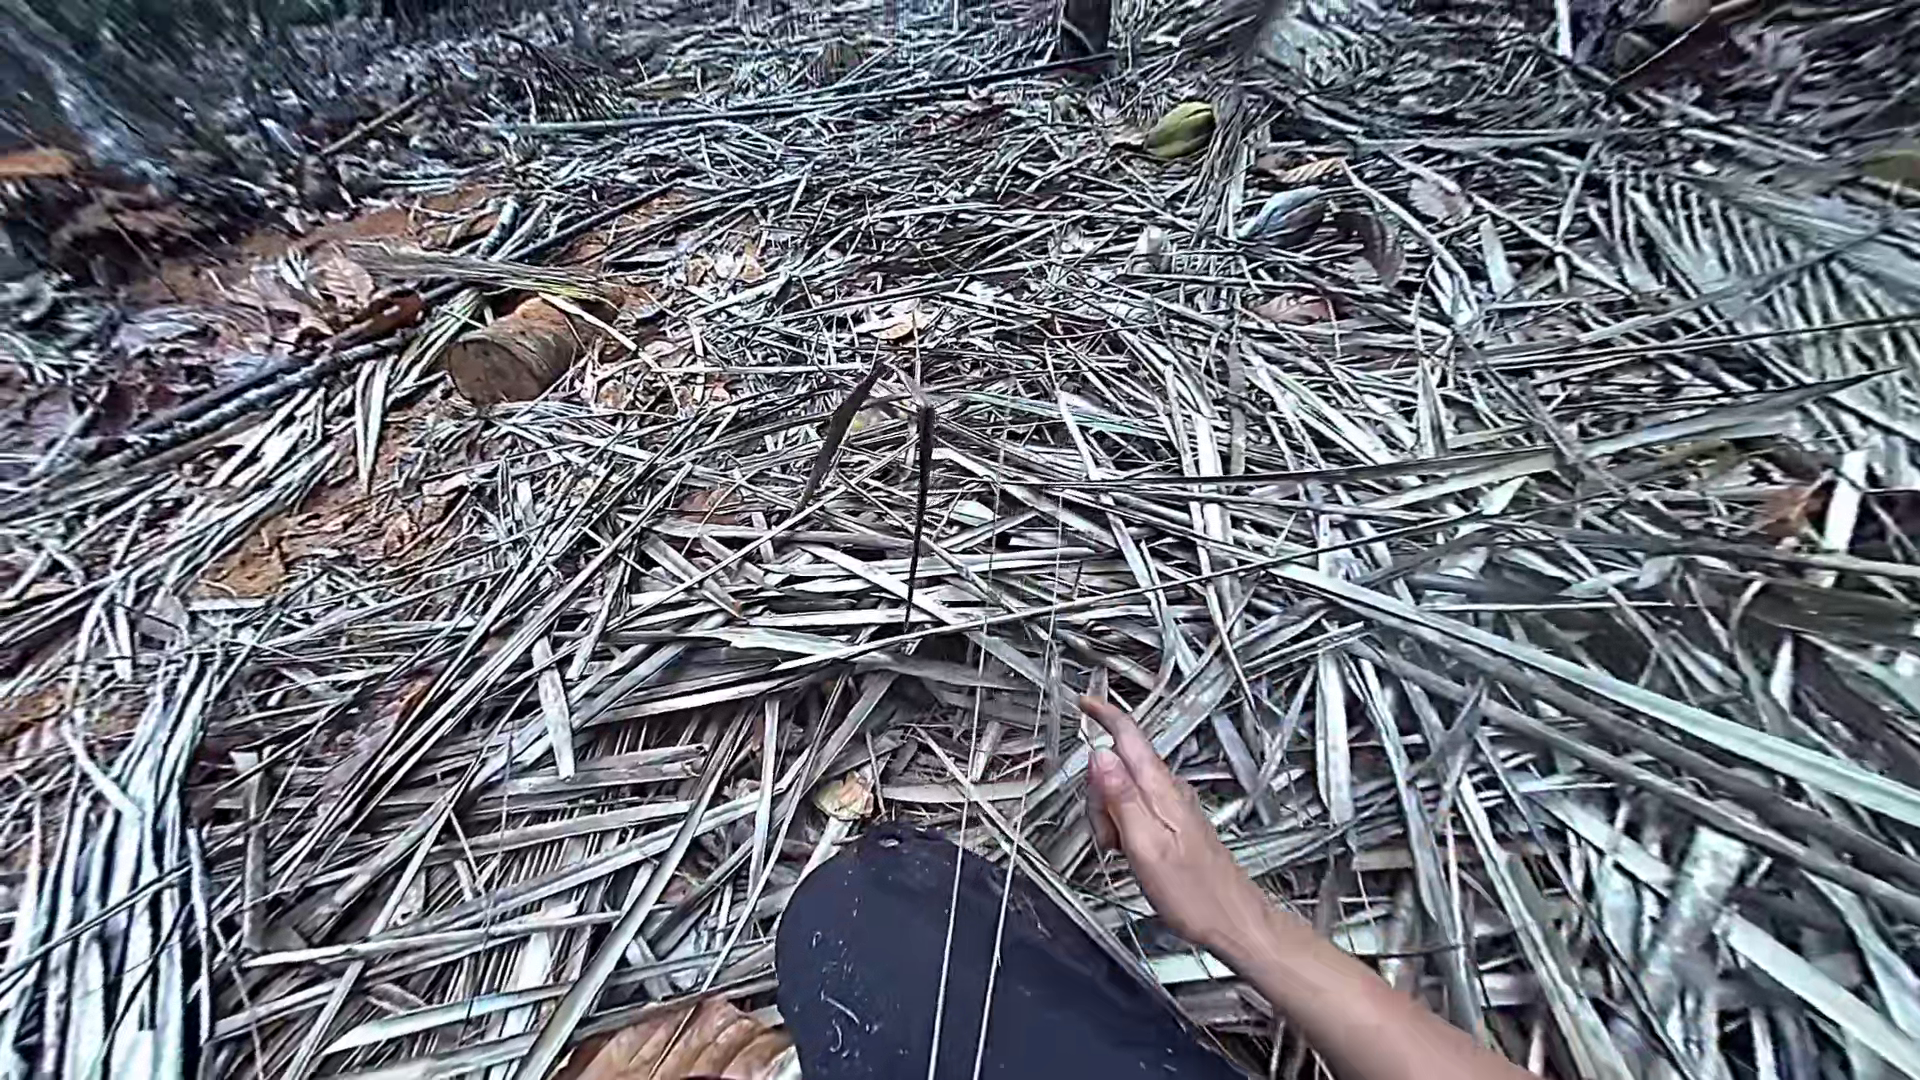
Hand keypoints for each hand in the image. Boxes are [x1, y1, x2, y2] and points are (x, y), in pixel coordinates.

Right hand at [1080, 695, 1274, 953]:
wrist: (1235, 923)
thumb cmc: (1196, 894)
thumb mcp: (1146, 845)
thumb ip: (1120, 796)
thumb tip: (1100, 755)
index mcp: (1159, 787)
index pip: (1127, 734)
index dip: (1103, 713)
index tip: (1084, 702)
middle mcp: (1167, 787)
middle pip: (1116, 764)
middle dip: (1098, 792)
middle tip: (1106, 831)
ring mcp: (1171, 803)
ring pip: (1122, 787)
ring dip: (1109, 813)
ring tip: (1122, 847)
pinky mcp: (1172, 819)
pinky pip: (1134, 805)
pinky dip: (1121, 823)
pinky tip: (1130, 849)